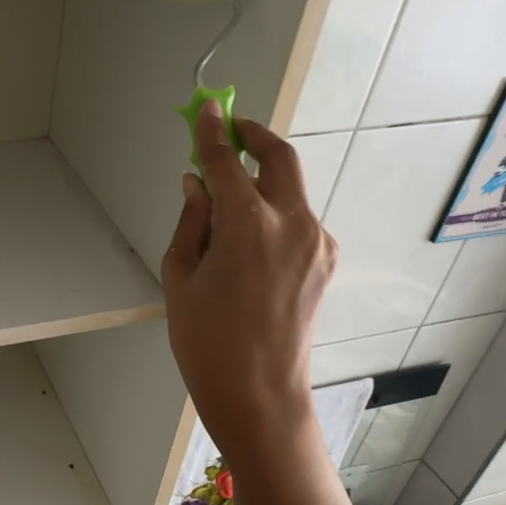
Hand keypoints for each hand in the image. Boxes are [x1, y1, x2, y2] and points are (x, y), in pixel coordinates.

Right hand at [160, 100, 336, 463]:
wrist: (259, 394)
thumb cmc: (206, 340)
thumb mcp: (181, 275)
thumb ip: (191, 219)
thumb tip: (196, 184)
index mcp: (248, 226)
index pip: (226, 162)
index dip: (211, 134)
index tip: (206, 110)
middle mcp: (292, 223)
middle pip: (279, 157)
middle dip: (255, 136)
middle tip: (230, 130)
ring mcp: (316, 242)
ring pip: (289, 190)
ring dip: (262, 180)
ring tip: (227, 200)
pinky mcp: (324, 260)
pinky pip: (296, 219)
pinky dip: (272, 211)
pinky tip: (247, 236)